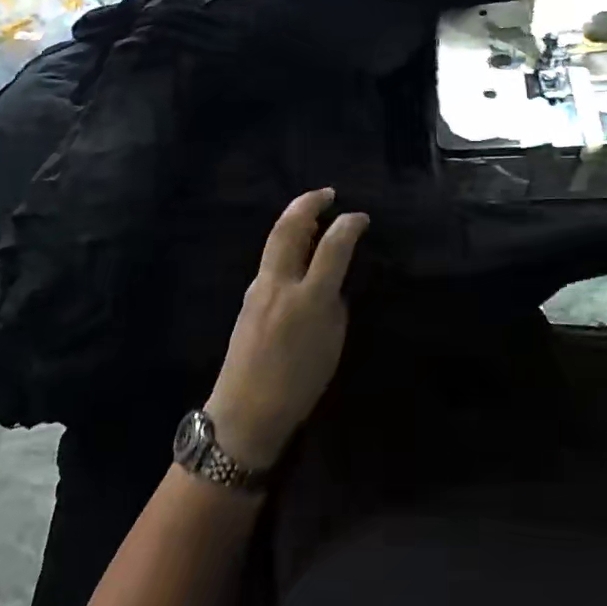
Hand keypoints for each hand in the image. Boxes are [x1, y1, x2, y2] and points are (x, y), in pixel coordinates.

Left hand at [207, 189, 368, 468]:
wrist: (245, 412)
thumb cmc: (298, 385)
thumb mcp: (332, 344)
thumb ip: (333, 305)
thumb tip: (331, 283)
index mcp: (308, 298)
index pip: (333, 246)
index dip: (350, 225)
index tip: (361, 217)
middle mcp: (280, 283)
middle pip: (290, 228)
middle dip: (308, 203)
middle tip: (327, 193)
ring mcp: (258, 288)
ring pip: (275, 240)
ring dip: (294, 220)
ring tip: (314, 215)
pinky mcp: (248, 298)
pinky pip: (270, 260)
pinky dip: (286, 244)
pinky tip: (297, 251)